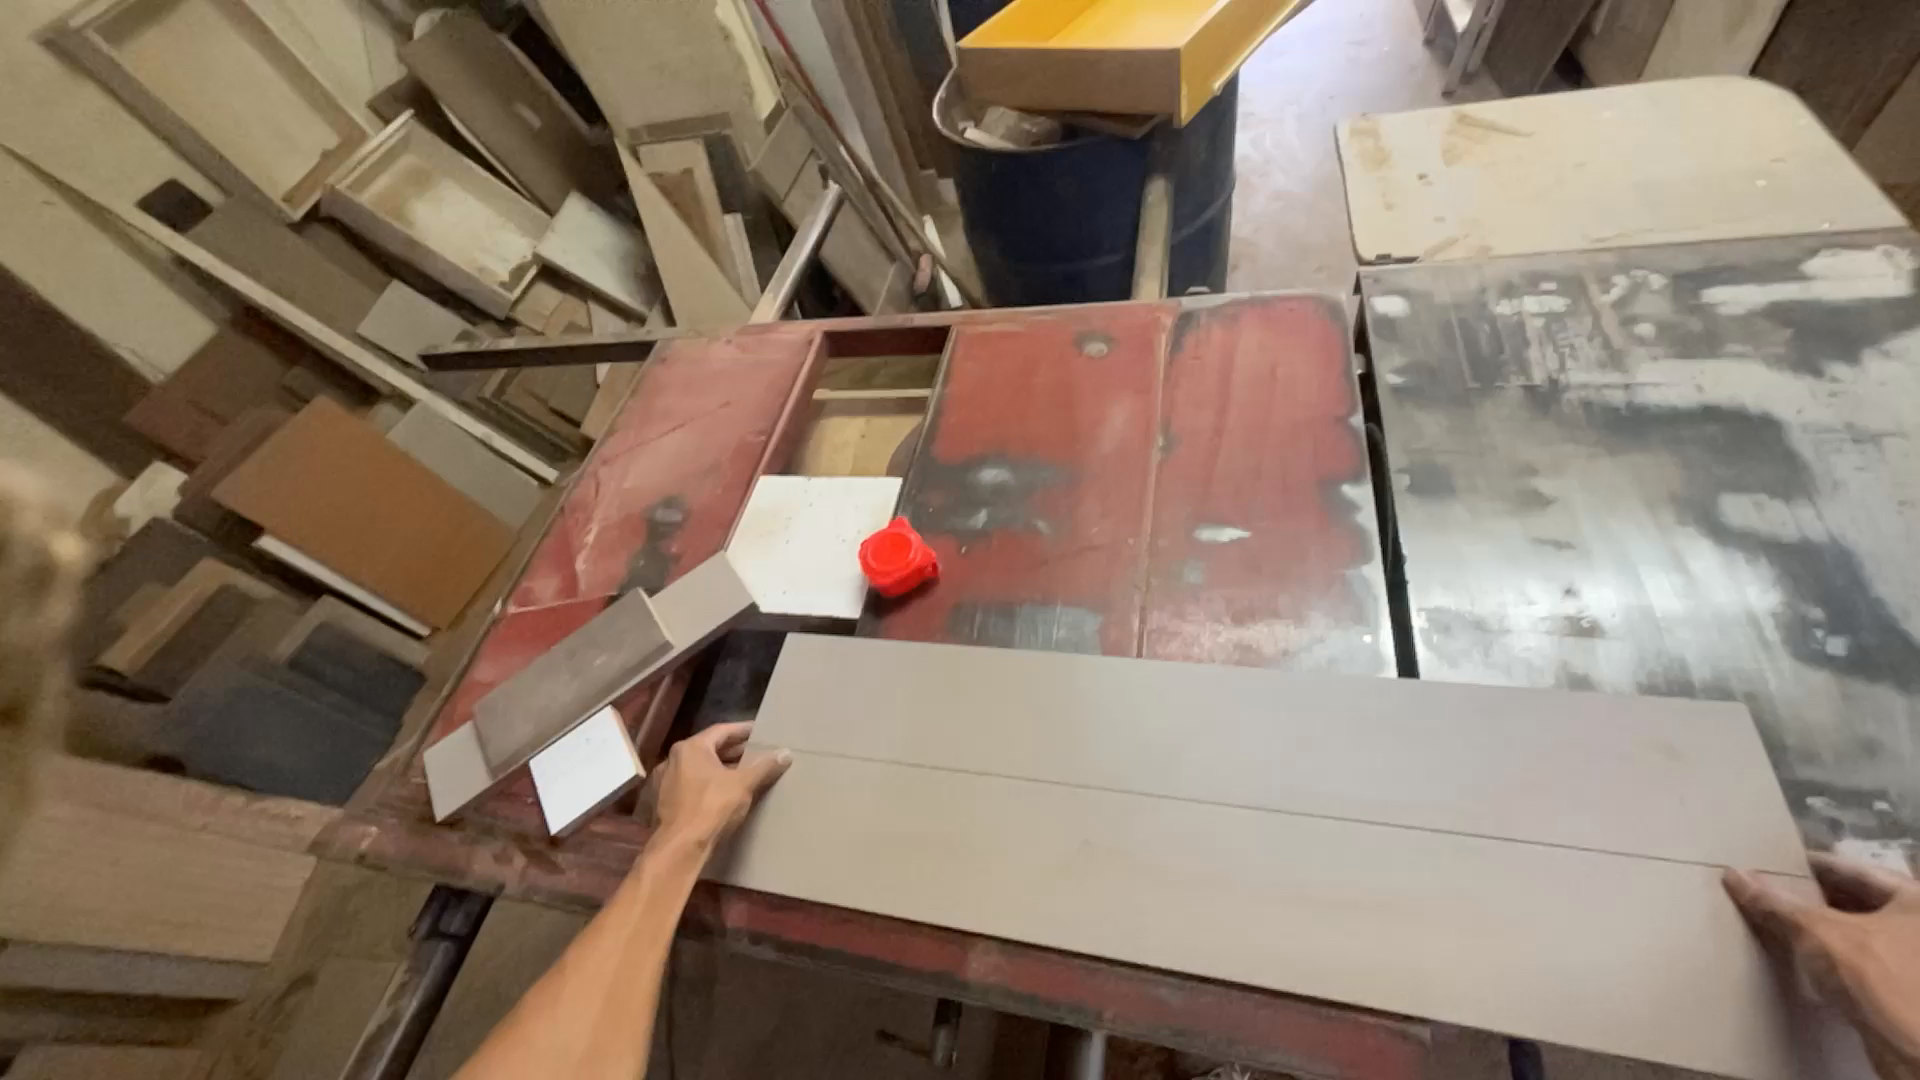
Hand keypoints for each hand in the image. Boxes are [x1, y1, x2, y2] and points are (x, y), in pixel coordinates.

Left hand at [653, 722, 789, 851]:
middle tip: (755, 751)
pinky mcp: (662, 802)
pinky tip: (722, 792)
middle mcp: (673, 759)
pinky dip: (707, 783)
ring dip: (719, 768)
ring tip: (742, 772)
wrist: (680, 848)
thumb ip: (764, 766)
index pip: (722, 731)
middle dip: (732, 750)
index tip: (759, 731)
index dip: (743, 730)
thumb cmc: (712, 807)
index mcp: (690, 748)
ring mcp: (664, 782)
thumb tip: (786, 753)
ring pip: (697, 767)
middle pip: (708, 749)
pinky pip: (689, 784)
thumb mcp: (744, 784)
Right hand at [1725, 855, 1919, 1079]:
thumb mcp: (1816, 930)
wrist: (1918, 1051)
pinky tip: (1802, 953)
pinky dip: (1834, 952)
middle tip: (1765, 891)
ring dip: (1819, 926)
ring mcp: (1919, 957)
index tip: (1765, 864)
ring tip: (1775, 920)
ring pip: (1860, 930)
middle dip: (1809, 897)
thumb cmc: (1878, 975)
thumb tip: (1733, 875)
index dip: (1801, 865)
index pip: (1848, 868)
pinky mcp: (1912, 988)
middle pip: (1856, 899)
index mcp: (1919, 900)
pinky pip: (1867, 957)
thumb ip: (1774, 901)